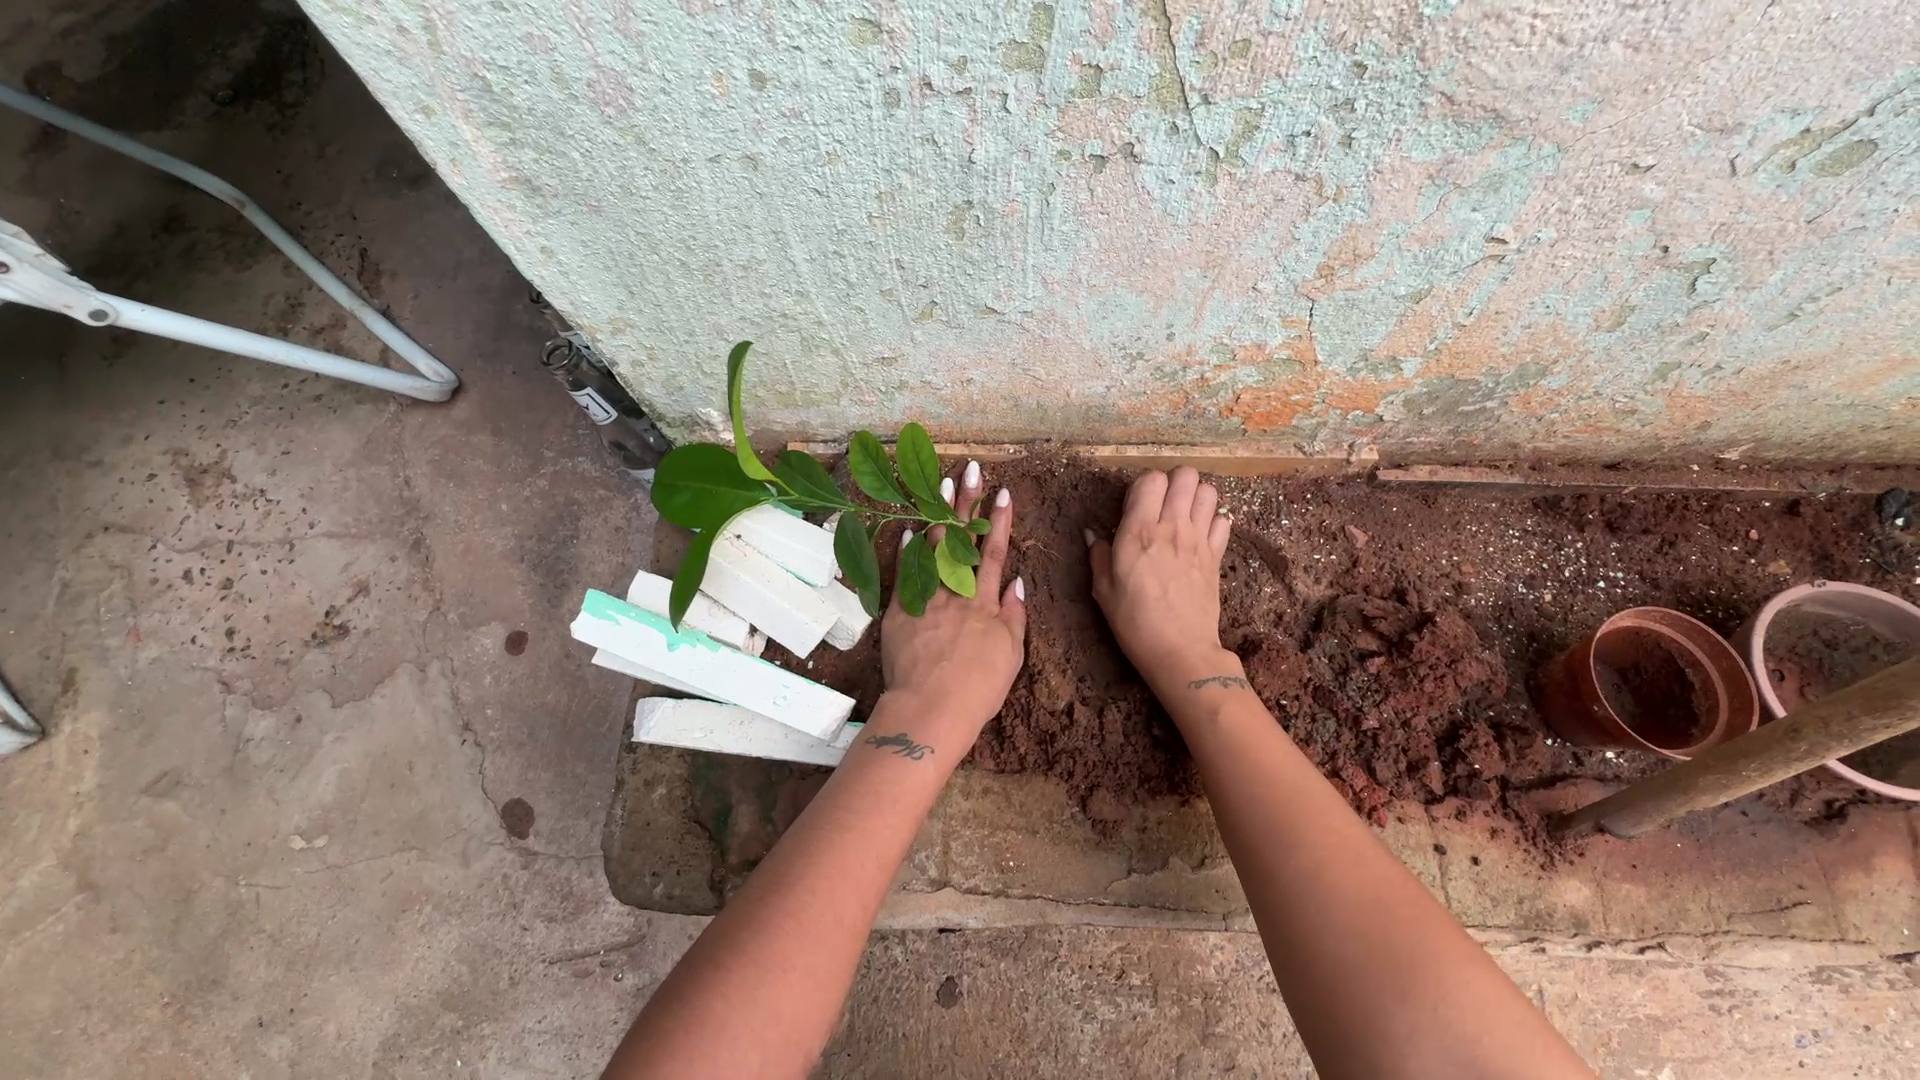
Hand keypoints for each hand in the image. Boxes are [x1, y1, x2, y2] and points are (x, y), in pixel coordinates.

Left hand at [879, 460, 1027, 742]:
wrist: (931, 707)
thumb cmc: (978, 689)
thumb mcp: (1011, 655)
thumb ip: (1014, 615)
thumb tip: (1016, 582)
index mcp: (984, 603)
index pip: (994, 553)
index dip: (999, 521)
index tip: (1004, 492)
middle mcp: (955, 593)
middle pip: (962, 541)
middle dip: (967, 503)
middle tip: (970, 470)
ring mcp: (925, 599)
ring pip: (931, 550)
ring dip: (936, 515)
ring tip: (939, 484)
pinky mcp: (899, 612)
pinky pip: (903, 575)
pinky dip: (906, 551)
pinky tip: (908, 528)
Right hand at [1088, 467, 1235, 691]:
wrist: (1179, 649)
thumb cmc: (1134, 621)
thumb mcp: (1103, 589)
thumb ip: (1098, 555)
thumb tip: (1092, 534)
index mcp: (1139, 531)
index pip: (1151, 479)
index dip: (1142, 486)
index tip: (1134, 506)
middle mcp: (1172, 527)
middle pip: (1185, 475)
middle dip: (1173, 482)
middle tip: (1162, 504)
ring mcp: (1199, 540)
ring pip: (1209, 492)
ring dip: (1195, 496)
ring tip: (1182, 514)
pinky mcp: (1216, 556)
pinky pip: (1224, 520)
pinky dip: (1213, 520)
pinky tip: (1200, 535)